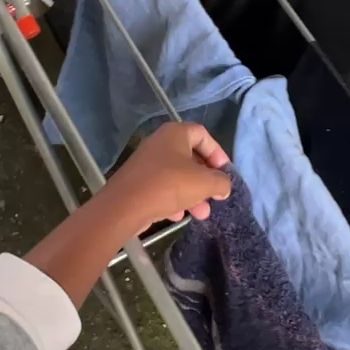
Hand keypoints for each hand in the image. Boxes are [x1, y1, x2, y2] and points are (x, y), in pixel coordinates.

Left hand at [101, 123, 231, 225]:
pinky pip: (163, 187)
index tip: (225, 172)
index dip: (218, 153)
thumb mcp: (204, 183)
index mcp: (175, 133)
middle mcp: (160, 143)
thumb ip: (221, 182)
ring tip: (202, 213)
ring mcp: (147, 162)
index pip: (203, 135)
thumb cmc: (168, 185)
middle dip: (206, 180)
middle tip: (215, 196)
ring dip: (193, 194)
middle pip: (191, 157)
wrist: (124, 206)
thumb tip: (223, 186)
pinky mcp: (138, 181)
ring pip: (178, 175)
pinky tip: (178, 216)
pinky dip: (174, 200)